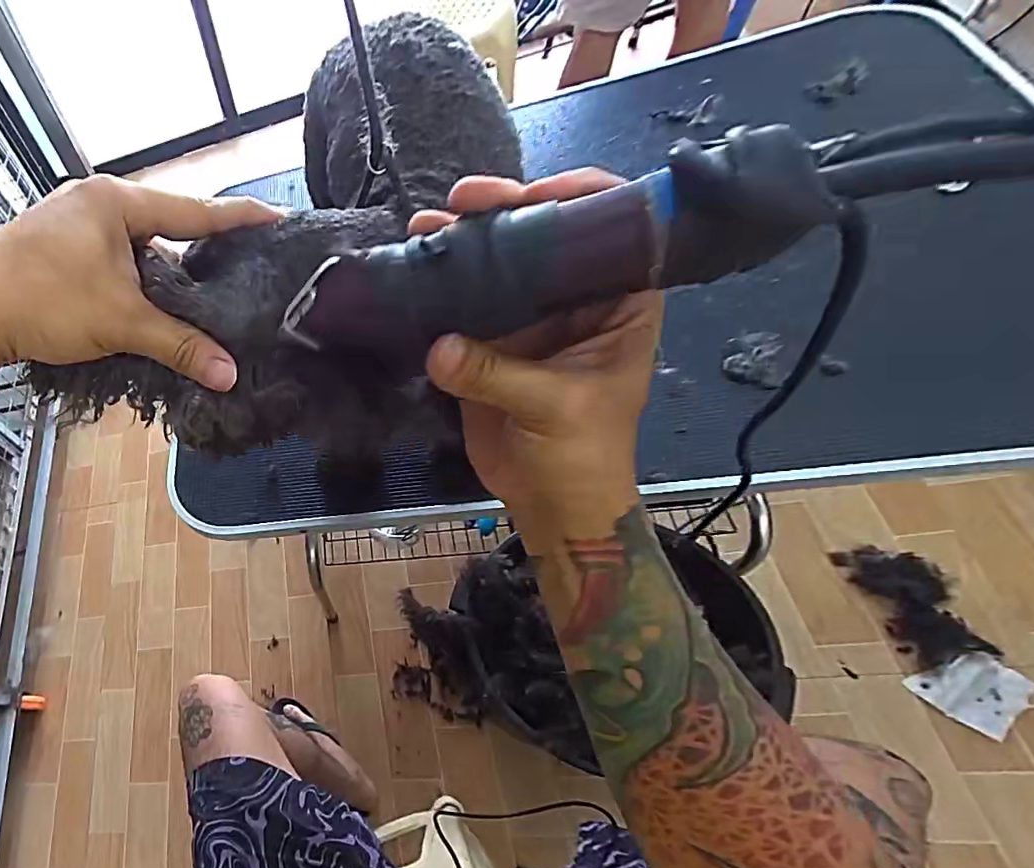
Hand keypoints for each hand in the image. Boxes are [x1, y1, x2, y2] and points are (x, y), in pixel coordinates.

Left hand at [0, 175, 280, 388]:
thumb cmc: (41, 299)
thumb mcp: (122, 322)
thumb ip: (181, 345)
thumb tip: (230, 375)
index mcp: (116, 203)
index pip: (195, 209)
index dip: (240, 217)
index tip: (277, 220)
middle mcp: (98, 204)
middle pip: (171, 226)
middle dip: (207, 248)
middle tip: (246, 265)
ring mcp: (78, 225)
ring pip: (145, 248)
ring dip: (173, 273)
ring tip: (207, 297)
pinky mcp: (66, 251)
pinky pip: (123, 262)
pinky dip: (146, 283)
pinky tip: (160, 306)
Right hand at [408, 170, 663, 539]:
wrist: (552, 505)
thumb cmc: (582, 457)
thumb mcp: (555, 407)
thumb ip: (498, 374)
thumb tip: (439, 347)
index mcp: (619, 305)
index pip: (612, 230)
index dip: (578, 198)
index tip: (531, 195)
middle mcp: (576, 304)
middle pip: (545, 238)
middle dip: (505, 211)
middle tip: (463, 200)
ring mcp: (532, 323)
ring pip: (501, 268)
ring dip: (465, 245)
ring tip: (425, 227)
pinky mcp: (493, 347)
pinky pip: (467, 307)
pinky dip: (442, 291)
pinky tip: (414, 269)